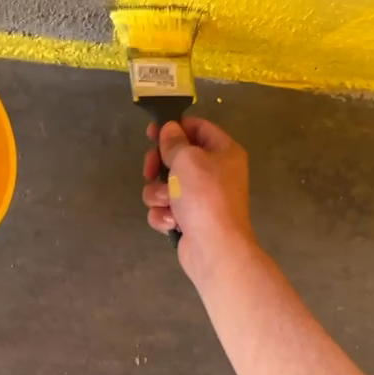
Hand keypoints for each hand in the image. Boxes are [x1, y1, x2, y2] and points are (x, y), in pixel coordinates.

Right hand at [140, 116, 256, 278]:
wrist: (214, 247)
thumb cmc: (204, 196)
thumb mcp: (187, 158)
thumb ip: (174, 141)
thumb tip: (169, 130)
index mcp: (223, 152)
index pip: (197, 127)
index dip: (173, 127)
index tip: (151, 132)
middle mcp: (214, 173)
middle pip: (177, 157)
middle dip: (159, 165)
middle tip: (150, 171)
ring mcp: (200, 198)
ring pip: (166, 185)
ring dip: (159, 194)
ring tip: (168, 203)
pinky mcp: (188, 219)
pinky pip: (166, 208)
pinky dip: (164, 214)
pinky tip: (172, 222)